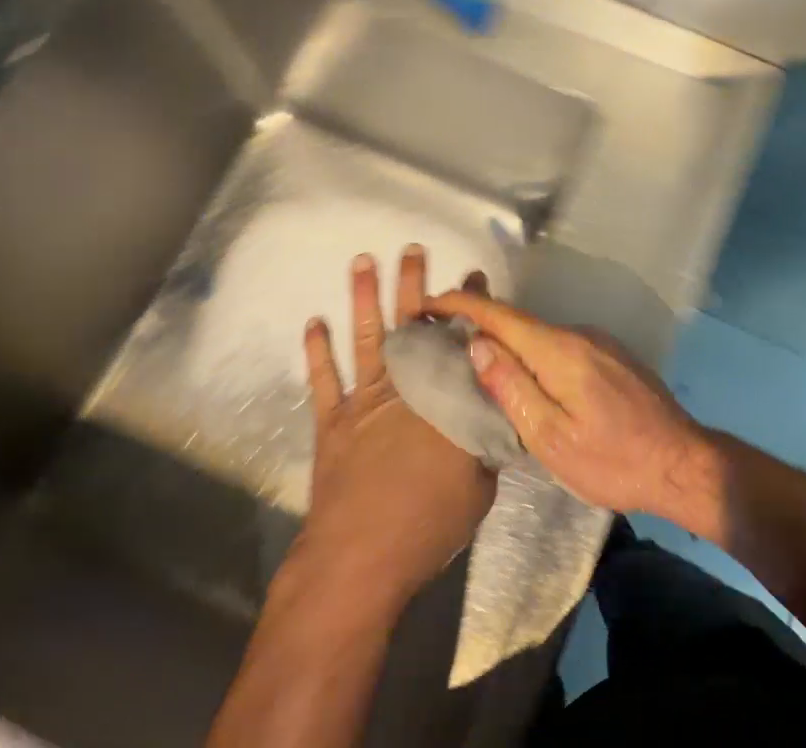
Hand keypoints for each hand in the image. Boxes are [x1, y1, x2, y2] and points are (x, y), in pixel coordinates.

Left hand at [290, 248, 497, 606]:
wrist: (361, 555)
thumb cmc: (429, 523)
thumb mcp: (479, 486)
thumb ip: (483, 443)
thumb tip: (491, 416)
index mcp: (444, 402)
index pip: (460, 343)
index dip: (467, 309)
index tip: (471, 278)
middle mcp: (404, 390)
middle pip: (411, 328)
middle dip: (414, 287)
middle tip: (414, 250)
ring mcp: (364, 403)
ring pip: (365, 339)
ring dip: (362, 299)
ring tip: (362, 262)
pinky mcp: (332, 422)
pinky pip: (322, 379)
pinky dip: (316, 351)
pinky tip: (314, 322)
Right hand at [420, 291, 710, 519]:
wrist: (683, 465)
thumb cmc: (613, 462)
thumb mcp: (551, 437)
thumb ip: (513, 387)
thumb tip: (478, 344)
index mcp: (560, 351)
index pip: (500, 315)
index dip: (461, 305)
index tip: (428, 305)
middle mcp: (580, 335)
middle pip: (519, 322)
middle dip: (479, 324)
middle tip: (442, 339)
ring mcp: (600, 344)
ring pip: (540, 335)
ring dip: (508, 342)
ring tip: (476, 362)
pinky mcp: (613, 357)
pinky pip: (561, 346)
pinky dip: (534, 354)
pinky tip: (526, 377)